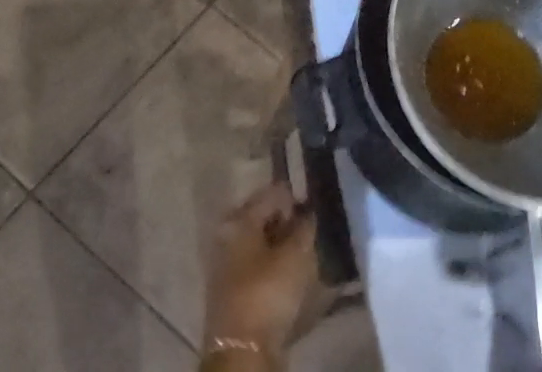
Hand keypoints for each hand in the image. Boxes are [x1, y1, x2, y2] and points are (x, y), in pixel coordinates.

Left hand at [203, 182, 317, 358]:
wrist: (242, 348)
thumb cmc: (267, 291)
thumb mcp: (295, 254)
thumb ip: (304, 226)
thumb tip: (308, 210)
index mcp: (239, 219)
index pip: (272, 193)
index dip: (296, 198)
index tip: (315, 208)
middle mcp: (227, 235)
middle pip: (263, 217)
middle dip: (288, 221)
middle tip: (311, 232)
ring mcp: (226, 262)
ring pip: (260, 241)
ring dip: (282, 244)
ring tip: (305, 252)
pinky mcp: (231, 287)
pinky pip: (257, 263)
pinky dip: (273, 263)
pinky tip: (290, 273)